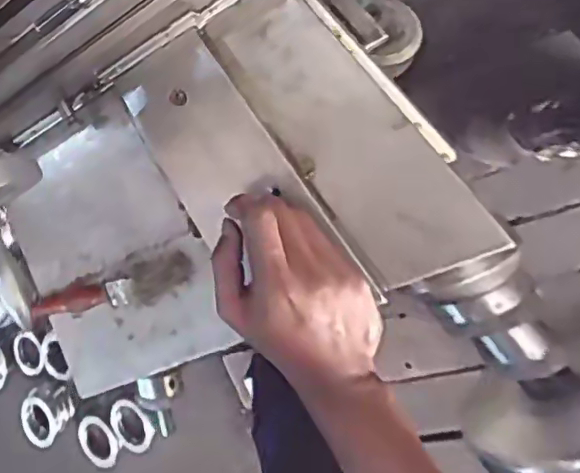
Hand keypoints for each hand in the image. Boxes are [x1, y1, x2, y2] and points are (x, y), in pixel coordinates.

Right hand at [211, 193, 381, 393]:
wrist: (336, 376)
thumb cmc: (282, 345)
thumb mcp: (234, 311)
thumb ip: (223, 263)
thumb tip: (230, 229)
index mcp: (277, 284)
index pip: (261, 217)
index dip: (245, 204)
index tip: (237, 210)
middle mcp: (310, 273)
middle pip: (282, 209)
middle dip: (262, 208)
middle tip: (253, 220)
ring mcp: (338, 272)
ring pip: (304, 218)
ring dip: (284, 220)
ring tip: (277, 241)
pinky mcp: (356, 274)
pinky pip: (324, 237)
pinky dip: (307, 239)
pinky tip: (301, 259)